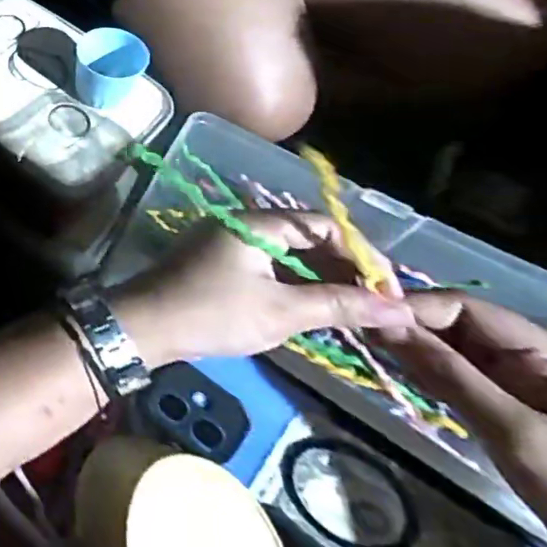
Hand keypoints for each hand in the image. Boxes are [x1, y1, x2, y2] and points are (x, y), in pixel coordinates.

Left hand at [110, 212, 413, 366]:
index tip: (390, 290)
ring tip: (356, 310)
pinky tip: (317, 307)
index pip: (320, 224)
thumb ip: (340, 304)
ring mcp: (224, 241)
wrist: (146, 324)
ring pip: (285, 252)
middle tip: (379, 304)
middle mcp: (238, 223)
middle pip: (303, 235)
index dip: (360, 253)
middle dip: (343, 266)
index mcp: (252, 223)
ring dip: (320, 276)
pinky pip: (266, 263)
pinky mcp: (216, 261)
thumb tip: (400, 307)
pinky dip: (294, 281)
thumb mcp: (282, 311)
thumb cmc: (214, 312)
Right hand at [375, 294, 546, 546]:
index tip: (365, 313)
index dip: (418, 307)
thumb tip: (384, 322)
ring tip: (372, 351)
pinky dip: (439, 383)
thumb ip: (452, 377)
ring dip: (421, 356)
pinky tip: (408, 380)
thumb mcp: (523, 438)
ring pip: (466, 364)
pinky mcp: (531, 434)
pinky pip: (475, 393)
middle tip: (358, 332)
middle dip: (414, 330)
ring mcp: (541, 405)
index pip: (473, 312)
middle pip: (467, 335)